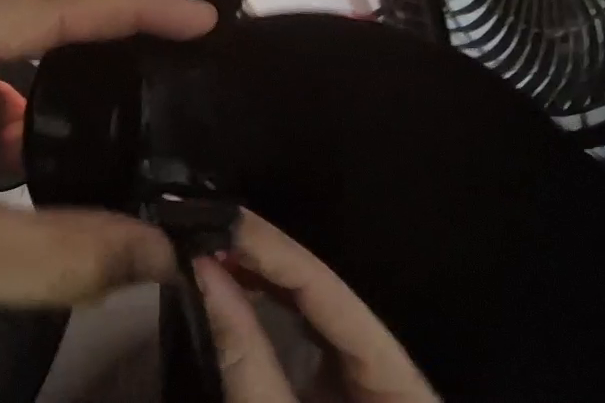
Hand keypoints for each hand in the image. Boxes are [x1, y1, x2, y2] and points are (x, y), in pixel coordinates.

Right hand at [198, 213, 436, 402]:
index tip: (222, 219)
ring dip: (256, 277)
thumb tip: (201, 268)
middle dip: (262, 258)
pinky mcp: (332, 393)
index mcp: (404, 388)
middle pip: (325, 297)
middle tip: (200, 226)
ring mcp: (361, 383)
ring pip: (310, 313)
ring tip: (204, 245)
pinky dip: (260, 309)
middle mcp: (389, 375)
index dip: (277, 253)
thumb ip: (244, 355)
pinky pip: (299, 339)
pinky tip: (226, 282)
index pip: (337, 297)